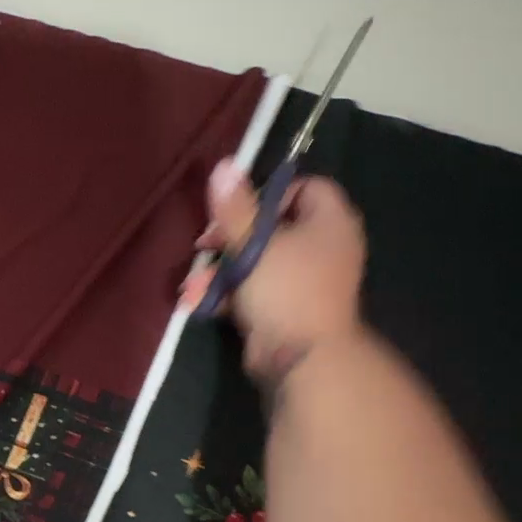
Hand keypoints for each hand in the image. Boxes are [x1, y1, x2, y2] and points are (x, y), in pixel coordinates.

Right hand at [188, 158, 367, 387]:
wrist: (302, 357)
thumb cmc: (286, 290)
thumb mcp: (255, 244)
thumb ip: (236, 208)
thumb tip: (223, 165)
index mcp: (330, 221)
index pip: (305, 188)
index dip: (267, 195)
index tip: (235, 213)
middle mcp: (323, 246)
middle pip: (272, 227)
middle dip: (229, 240)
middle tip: (203, 249)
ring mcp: (304, 281)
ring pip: (256, 263)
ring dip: (218, 273)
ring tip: (192, 288)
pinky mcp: (285, 309)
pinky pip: (253, 292)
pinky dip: (228, 296)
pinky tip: (201, 304)